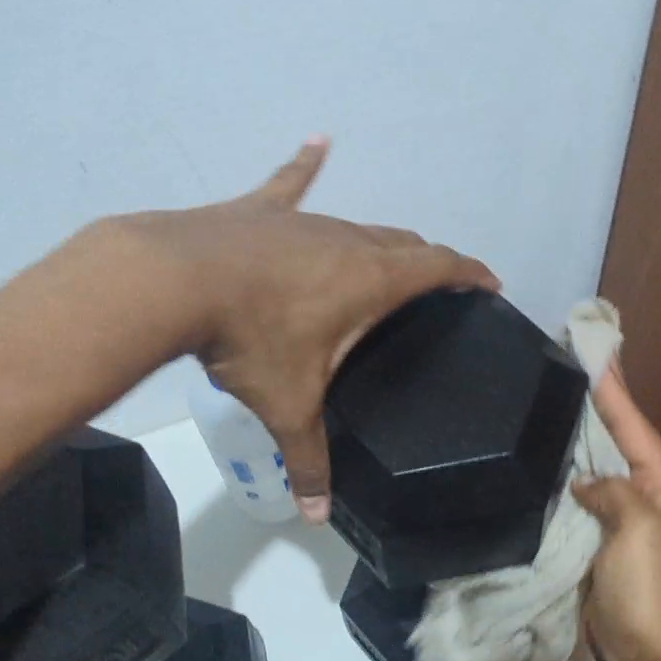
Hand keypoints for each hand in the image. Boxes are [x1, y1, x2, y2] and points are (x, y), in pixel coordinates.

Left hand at [91, 138, 499, 520]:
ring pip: (357, 224)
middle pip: (404, 243)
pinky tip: (319, 141)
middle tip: (438, 287)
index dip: (470, 273)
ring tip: (388, 259)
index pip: (440, 267)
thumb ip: (308, 461)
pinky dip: (307, 164)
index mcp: (373, 279)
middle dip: (428, 262)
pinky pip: (291, 183)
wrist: (169, 281)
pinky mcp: (259, 211)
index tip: (491, 284)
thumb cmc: (250, 341)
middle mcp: (348, 239)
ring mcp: (303, 219)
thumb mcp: (289, 407)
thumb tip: (316, 520)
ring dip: (378, 241)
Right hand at [573, 368, 660, 660]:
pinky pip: (582, 503)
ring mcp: (625, 523)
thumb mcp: (640, 532)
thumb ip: (614, 492)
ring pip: (597, 471)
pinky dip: (564, 481)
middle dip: (593, 408)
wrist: (651, 658)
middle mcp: (649, 497)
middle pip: (617, 442)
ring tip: (548, 406)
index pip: (635, 426)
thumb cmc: (653, 593)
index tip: (594, 350)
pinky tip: (543, 464)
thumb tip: (585, 483)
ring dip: (576, 442)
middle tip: (561, 369)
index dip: (613, 390)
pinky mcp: (602, 545)